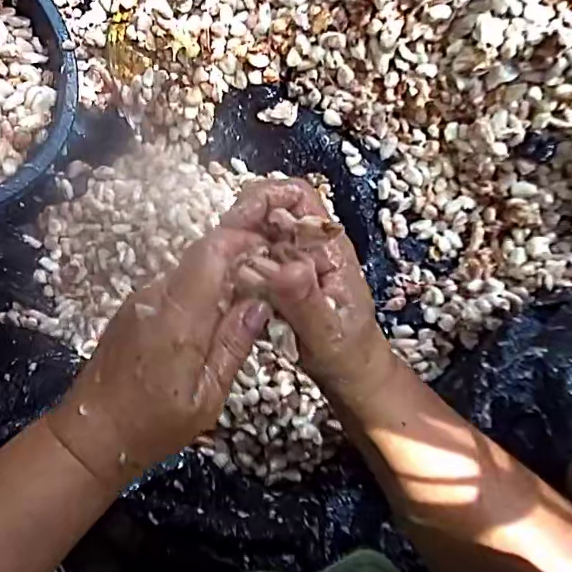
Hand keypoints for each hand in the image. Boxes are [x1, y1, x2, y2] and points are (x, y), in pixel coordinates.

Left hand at [43, 225, 273, 490]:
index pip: (210, 253)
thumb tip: (259, 303)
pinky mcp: (129, 310)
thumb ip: (233, 345)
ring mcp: (137, 302)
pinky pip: (169, 290)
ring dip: (215, 281)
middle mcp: (153, 299)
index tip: (269, 250)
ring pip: (185, 273)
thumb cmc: (151, 425)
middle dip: (234, 261)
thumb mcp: (206, 397)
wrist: (90, 433)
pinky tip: (207, 323)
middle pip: (199, 258)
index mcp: (177, 318)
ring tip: (241, 306)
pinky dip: (194, 295)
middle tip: (265, 282)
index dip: (241, 241)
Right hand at [222, 179, 396, 409]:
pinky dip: (231, 268)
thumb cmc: (347, 354)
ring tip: (219, 272)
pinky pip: (246, 261)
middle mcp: (305, 246)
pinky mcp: (273, 279)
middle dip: (240, 222)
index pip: (296, 196)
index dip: (265, 197)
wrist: (351, 376)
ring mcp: (288, 261)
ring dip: (232, 246)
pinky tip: (225, 289)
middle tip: (219, 250)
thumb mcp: (326, 332)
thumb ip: (304, 300)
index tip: (236, 220)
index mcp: (327, 247)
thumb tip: (283, 267)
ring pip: (253, 234)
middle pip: (267, 210)